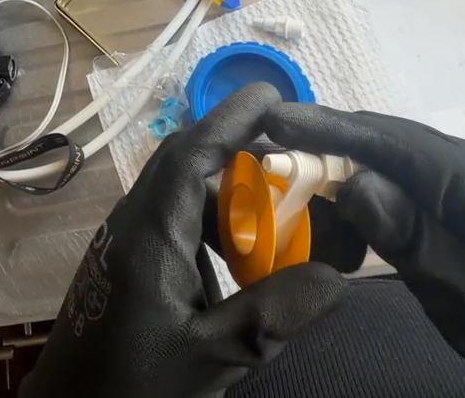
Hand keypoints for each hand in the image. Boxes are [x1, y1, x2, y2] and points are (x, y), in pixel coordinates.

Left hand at [22, 84, 345, 397]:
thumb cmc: (134, 384)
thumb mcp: (210, 357)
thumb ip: (270, 316)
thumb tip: (336, 277)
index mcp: (150, 232)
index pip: (191, 153)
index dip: (230, 118)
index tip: (270, 95)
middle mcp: (135, 220)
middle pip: (189, 164)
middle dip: (239, 152)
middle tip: (293, 160)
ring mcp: (129, 238)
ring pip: (183, 192)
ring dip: (229, 193)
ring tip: (278, 208)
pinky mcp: (130, 258)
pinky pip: (176, 220)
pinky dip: (213, 224)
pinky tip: (242, 254)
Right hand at [264, 105, 464, 397]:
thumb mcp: (461, 293)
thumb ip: (408, 235)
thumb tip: (352, 184)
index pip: (392, 143)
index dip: (330, 128)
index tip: (275, 118)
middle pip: (381, 140)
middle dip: (322, 147)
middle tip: (267, 155)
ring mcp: (461, 172)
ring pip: (383, 155)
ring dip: (341, 179)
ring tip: (315, 220)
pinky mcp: (452, 189)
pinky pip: (396, 176)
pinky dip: (362, 196)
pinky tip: (350, 232)